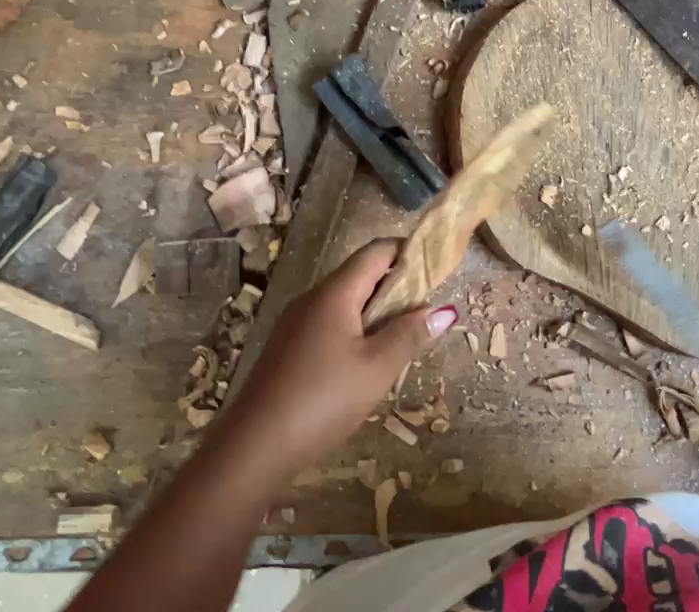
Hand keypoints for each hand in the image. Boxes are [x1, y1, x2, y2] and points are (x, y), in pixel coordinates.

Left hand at [221, 239, 456, 479]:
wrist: (253, 447)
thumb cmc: (322, 400)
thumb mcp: (377, 368)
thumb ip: (410, 335)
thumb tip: (445, 310)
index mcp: (334, 293)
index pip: (375, 252)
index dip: (407, 252)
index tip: (436, 268)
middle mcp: (312, 298)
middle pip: (360, 275)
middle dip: (395, 286)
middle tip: (426, 312)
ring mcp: (295, 323)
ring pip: (344, 302)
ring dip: (376, 312)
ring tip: (402, 339)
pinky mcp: (287, 348)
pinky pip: (328, 323)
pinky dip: (355, 329)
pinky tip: (365, 362)